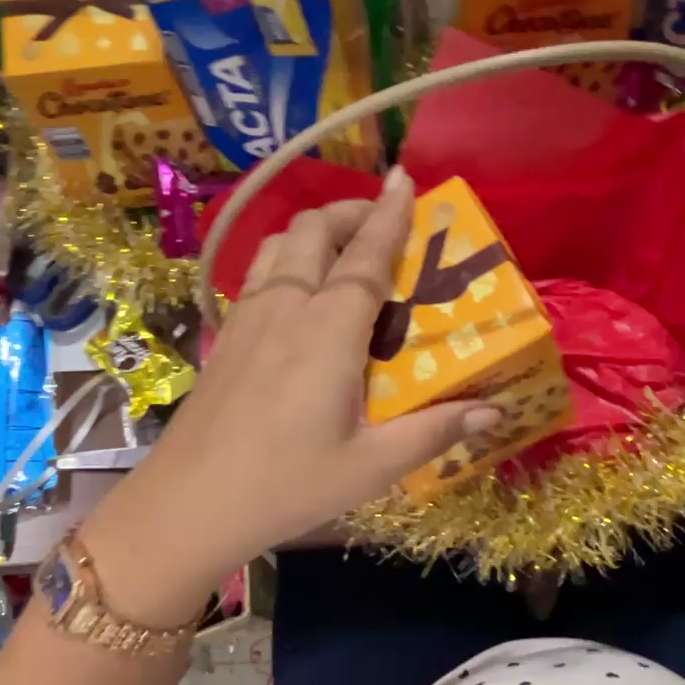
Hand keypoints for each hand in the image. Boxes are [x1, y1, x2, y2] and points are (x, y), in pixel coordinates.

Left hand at [80, 167, 497, 620]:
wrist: (192, 504)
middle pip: (314, 232)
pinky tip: (298, 296)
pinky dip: (286, 261)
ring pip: (279, 246)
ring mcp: (247, 320)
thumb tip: (492, 411)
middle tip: (382, 224)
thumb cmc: (288, 486)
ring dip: (314, 233)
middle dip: (350, 212)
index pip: (366, 256)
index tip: (406, 179)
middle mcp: (286, 309)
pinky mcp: (226, 339)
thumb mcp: (371, 466)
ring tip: (343, 250)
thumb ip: (433, 432)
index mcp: (328, 332)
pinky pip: (258, 276)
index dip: (389, 215)